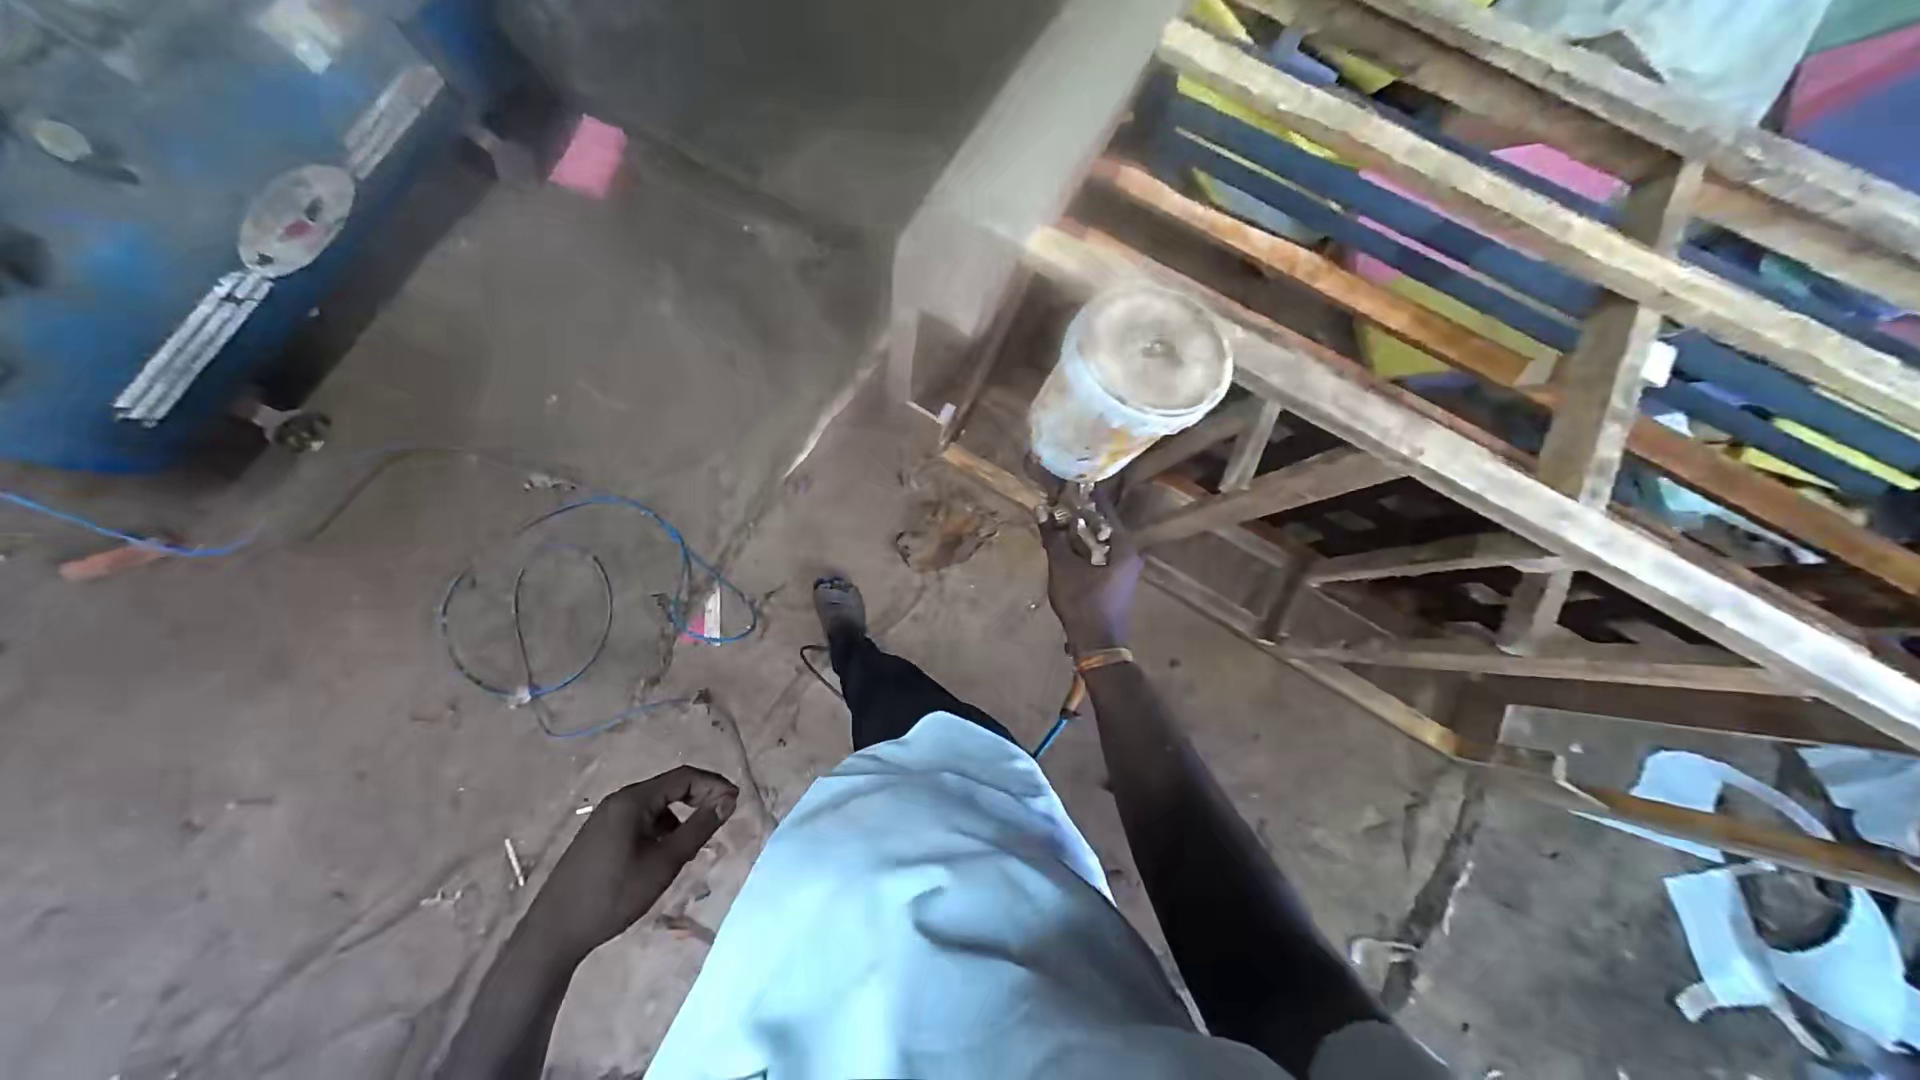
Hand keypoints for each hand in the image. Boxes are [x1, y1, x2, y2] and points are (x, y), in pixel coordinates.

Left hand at [523, 766, 737, 960]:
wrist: (554, 933)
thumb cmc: (614, 895)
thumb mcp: (665, 862)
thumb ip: (699, 827)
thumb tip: (729, 800)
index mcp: (633, 800)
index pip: (684, 777)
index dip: (714, 785)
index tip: (736, 802)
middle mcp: (619, 801)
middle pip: (670, 787)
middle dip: (700, 798)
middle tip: (723, 817)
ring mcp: (606, 818)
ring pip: (656, 806)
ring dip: (682, 815)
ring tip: (696, 841)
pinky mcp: (600, 836)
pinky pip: (641, 820)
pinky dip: (662, 828)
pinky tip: (666, 854)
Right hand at [1040, 490, 1142, 650]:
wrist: (1098, 644)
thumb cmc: (1082, 603)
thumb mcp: (1063, 567)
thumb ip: (1053, 536)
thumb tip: (1041, 508)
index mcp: (1124, 546)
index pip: (1105, 509)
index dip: (1085, 496)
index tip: (1067, 485)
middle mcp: (1131, 553)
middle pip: (1104, 525)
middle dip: (1080, 515)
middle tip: (1058, 505)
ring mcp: (1126, 568)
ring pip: (1102, 541)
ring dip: (1081, 533)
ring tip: (1058, 523)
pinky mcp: (1118, 580)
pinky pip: (1102, 555)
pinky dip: (1086, 548)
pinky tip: (1067, 548)